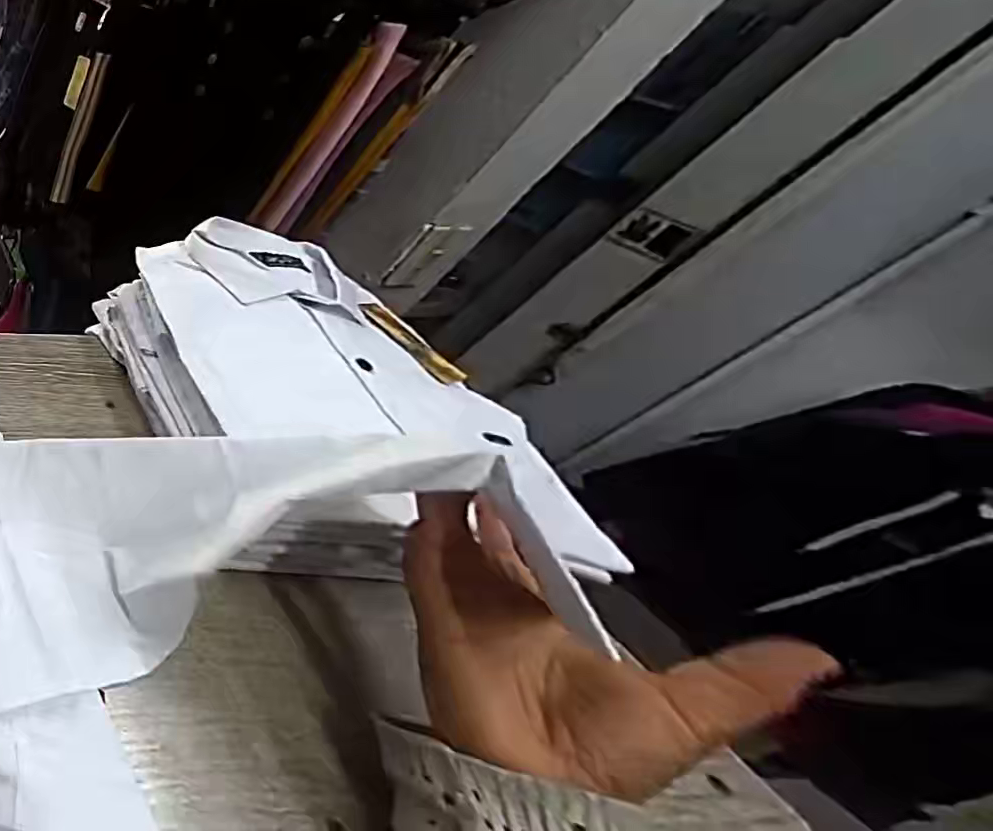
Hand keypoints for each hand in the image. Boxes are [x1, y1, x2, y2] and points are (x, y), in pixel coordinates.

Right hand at [404, 492, 838, 802]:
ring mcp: (463, 600)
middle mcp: (500, 600)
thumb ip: (739, 682)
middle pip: (486, 534)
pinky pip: (423, 558)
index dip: (528, 516)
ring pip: (452, 537)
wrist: (542, 784)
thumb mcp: (687, 713)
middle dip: (487, 496)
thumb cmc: (607, 750)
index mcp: (545, 613)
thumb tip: (817, 657)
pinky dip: (426, 527)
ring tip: (462, 460)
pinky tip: (433, 495)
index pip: (531, 551)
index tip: (529, 480)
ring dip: (453, 501)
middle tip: (493, 457)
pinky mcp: (436, 606)